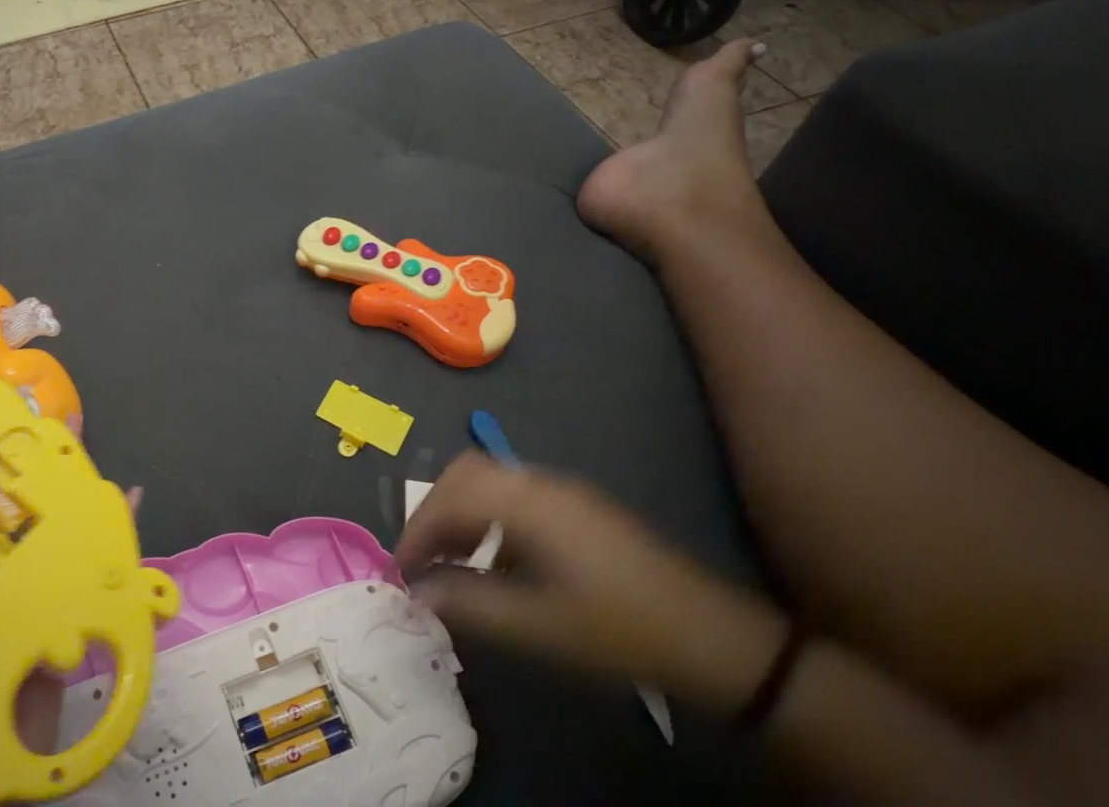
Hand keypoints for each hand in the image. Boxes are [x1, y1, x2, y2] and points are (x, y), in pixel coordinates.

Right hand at [396, 452, 783, 713]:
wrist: (711, 639)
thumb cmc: (616, 631)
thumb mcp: (535, 626)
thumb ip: (467, 604)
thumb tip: (418, 593)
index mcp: (528, 504)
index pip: (450, 496)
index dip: (416, 530)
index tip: (401, 571)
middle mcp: (542, 484)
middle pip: (465, 474)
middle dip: (433, 512)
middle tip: (421, 558)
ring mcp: (564, 494)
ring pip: (489, 481)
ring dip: (459, 514)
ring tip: (450, 562)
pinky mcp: (580, 510)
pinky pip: (514, 496)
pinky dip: (486, 518)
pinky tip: (493, 562)